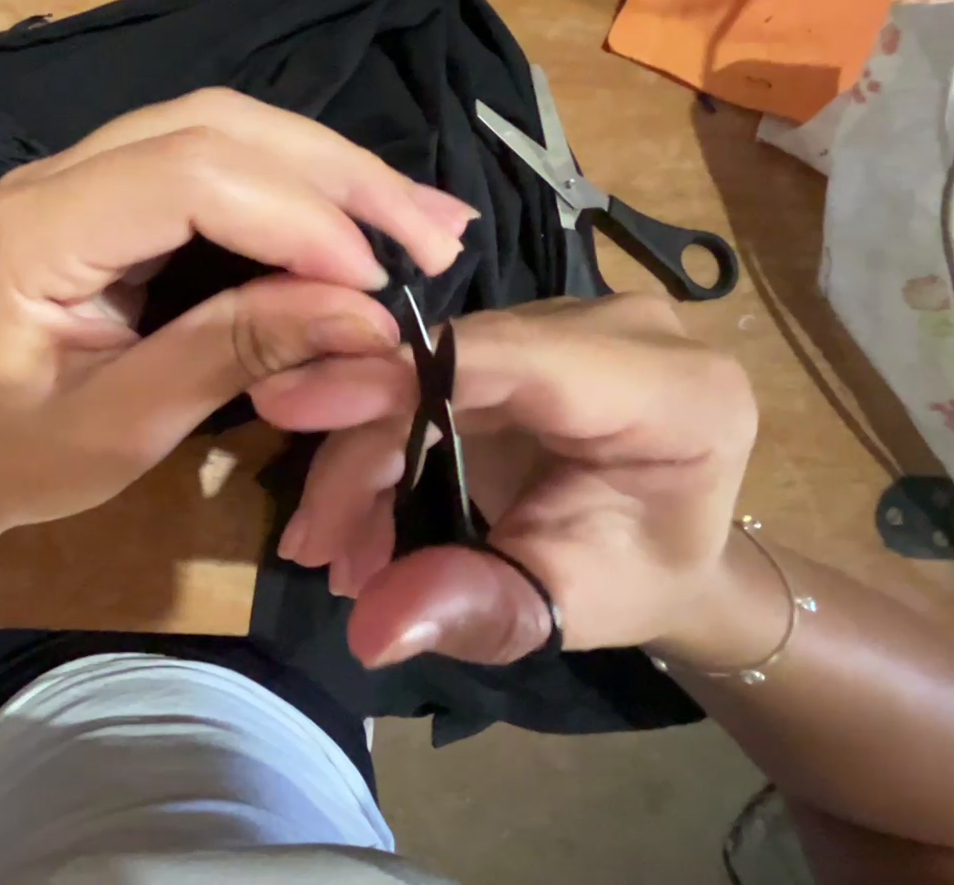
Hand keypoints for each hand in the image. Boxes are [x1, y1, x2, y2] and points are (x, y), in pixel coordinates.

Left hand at [0, 88, 478, 532]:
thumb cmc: (19, 462)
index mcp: (29, 235)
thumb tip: (366, 314)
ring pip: (218, 129)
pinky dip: (290, 185)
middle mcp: (45, 181)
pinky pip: (207, 161)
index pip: (184, 179)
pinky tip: (353, 213)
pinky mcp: (100, 193)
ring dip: (325, 170)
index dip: (296, 218)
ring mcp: (71, 177)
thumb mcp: (122, 427)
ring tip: (418, 218)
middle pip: (209, 128)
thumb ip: (231, 355)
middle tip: (436, 233)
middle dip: (333, 176)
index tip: (378, 283)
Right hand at [252, 295, 758, 664]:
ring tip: (333, 549)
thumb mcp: (570, 607)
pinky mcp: (510, 336)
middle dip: (360, 460)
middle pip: (438, 373)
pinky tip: (354, 512)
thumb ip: (481, 610)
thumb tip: (370, 630)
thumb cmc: (640, 579)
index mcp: (669, 389)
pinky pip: (417, 378)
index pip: (502, 358)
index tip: (284, 406)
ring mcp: (555, 324)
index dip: (385, 378)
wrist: (664, 549)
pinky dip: (376, 444)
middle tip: (313, 545)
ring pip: (414, 375)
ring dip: (359, 462)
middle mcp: (612, 330)